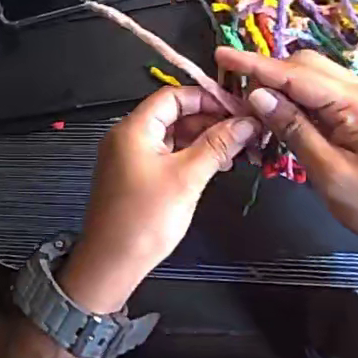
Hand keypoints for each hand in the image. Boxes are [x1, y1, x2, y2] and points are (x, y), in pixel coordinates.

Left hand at [61, 85, 259, 312]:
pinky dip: (188, 155)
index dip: (206, 98)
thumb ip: (217, 144)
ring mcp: (128, 156)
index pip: (173, 96)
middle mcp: (127, 135)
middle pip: (172, 114)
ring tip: (235, 152)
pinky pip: (164, 154)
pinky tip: (214, 166)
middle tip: (243, 133)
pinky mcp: (132, 174)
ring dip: (202, 139)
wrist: (111, 261)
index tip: (237, 109)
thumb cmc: (145, 218)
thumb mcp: (187, 177)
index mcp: (133, 128)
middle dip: (209, 120)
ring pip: (170, 135)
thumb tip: (246, 122)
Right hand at [215, 47, 357, 266]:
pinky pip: (328, 96)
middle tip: (236, 93)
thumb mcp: (330, 173)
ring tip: (256, 108)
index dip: (254, 64)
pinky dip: (301, 101)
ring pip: (317, 78)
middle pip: (308, 66)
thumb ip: (293, 129)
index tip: (221, 54)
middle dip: (269, 72)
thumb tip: (258, 95)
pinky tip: (287, 120)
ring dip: (284, 87)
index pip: (296, 74)